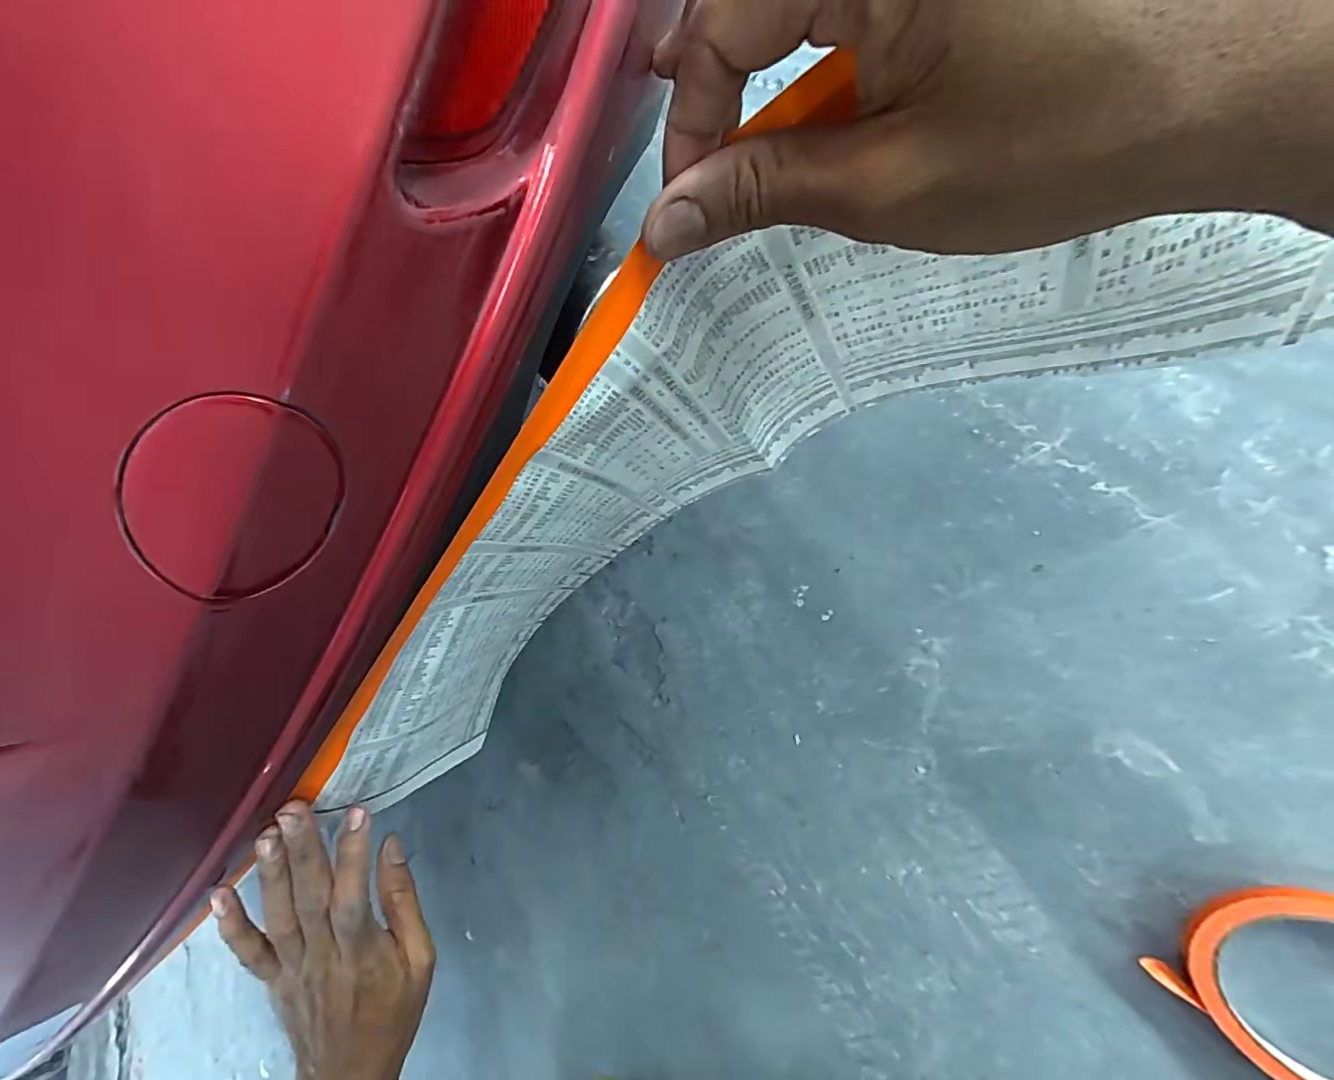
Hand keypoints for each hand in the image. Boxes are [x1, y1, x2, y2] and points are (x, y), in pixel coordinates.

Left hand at [212, 802, 433, 1079]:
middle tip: (293, 809)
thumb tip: (391, 844)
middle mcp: (323, 952)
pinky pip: (248, 953)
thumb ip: (404, 901)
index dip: (354, 854)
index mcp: (362, 949)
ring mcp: (291, 965)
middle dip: (302, 851)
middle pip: (311, 898)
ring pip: (279, 916)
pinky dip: (231, 925)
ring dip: (271, 874)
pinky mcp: (270, 976)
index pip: (355, 896)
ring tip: (266, 834)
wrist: (352, 1074)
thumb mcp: (419, 960)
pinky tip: (218, 893)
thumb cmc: (391, 1011)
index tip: (356, 811)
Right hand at [643, 0, 1333, 258]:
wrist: (1282, 72)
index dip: (691, 123)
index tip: (685, 202)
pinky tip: (810, 78)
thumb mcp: (888, 181)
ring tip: (720, 112)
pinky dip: (820, 36)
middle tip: (690, 150)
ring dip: (757, 54)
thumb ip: (760, 192)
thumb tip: (662, 227)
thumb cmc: (1078, 133)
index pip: (725, 27)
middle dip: (712, 79)